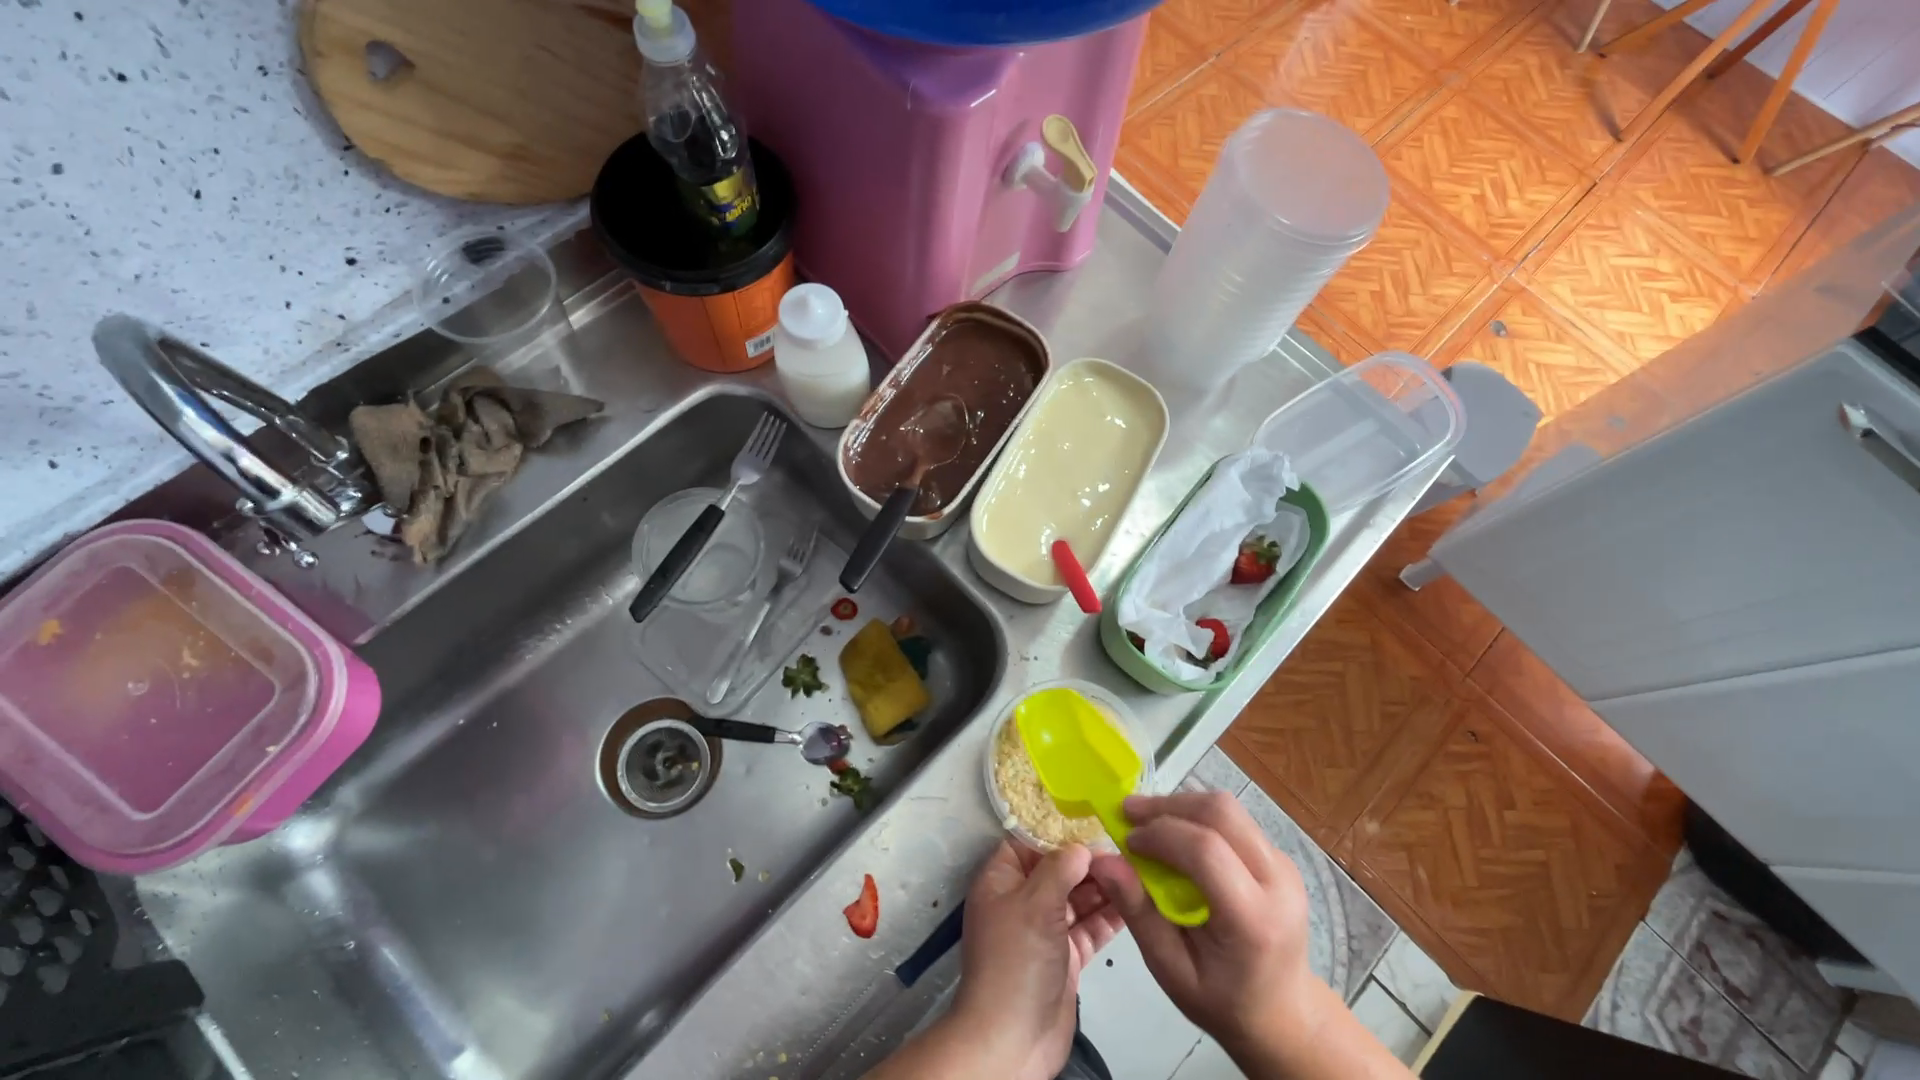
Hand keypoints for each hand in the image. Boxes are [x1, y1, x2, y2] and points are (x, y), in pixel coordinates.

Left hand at [945, 841, 1123, 1079]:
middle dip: (1089, 859)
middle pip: (1058, 869)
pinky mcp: (1067, 956)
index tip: (1093, 818)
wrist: (1013, 1038)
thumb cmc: (1015, 962)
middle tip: (1127, 846)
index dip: (1057, 830)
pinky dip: (1111, 915)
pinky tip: (1137, 900)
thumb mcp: (1034, 905)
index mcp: (1001, 882)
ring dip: (1105, 886)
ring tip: (1139, 868)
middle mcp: (1022, 901)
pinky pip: (1090, 927)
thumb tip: (1081, 846)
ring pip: (1078, 897)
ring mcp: (1045, 930)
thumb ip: (1059, 869)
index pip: (1027, 842)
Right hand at [1089, 792, 1317, 1049]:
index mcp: (1253, 919)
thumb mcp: (1170, 970)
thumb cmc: (1221, 999)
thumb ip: (1138, 913)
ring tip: (1147, 822)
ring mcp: (1285, 866)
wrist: (1283, 1013)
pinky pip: (1235, 821)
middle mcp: (1278, 882)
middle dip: (1168, 805)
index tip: (1125, 840)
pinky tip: (1176, 837)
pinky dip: (1198, 818)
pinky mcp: (1280, 858)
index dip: (1160, 834)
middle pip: (1222, 813)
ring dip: (1182, 806)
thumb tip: (1103, 861)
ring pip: (1229, 809)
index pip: (1207, 851)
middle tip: (1127, 813)